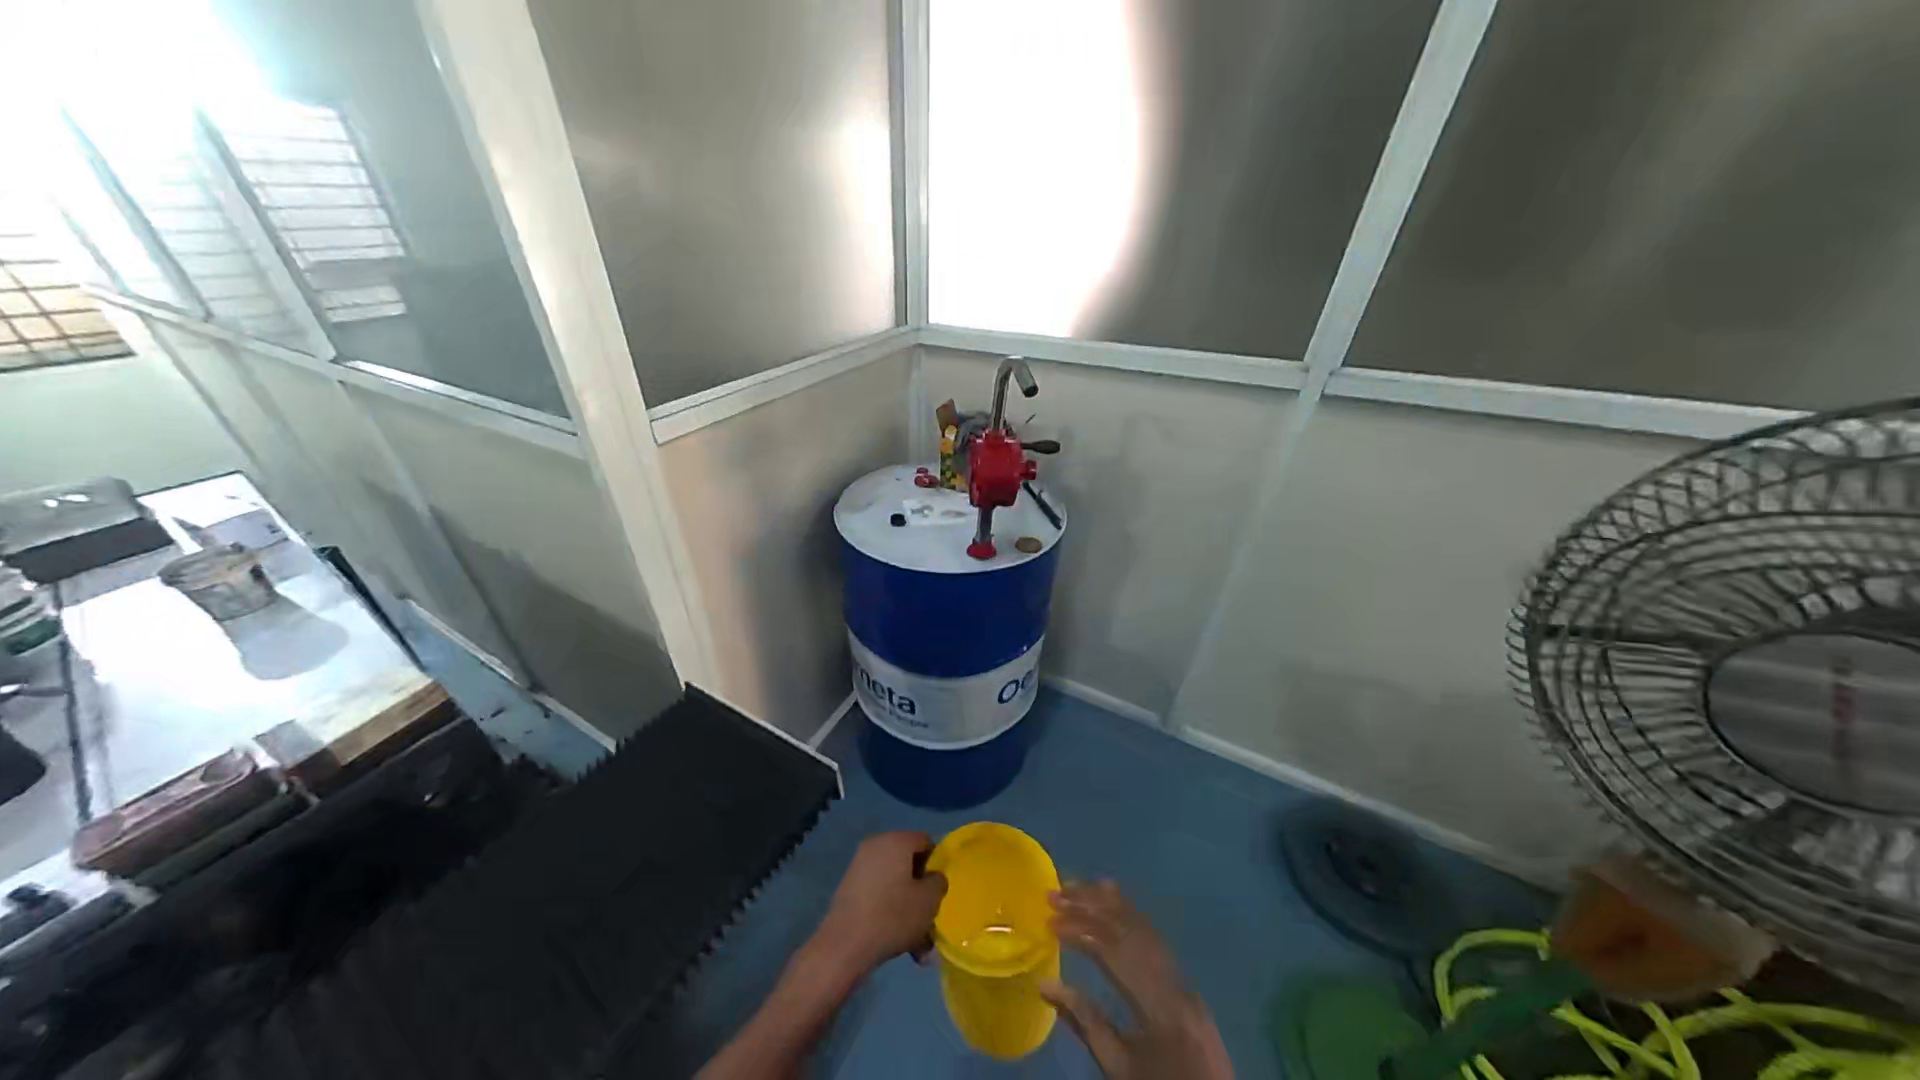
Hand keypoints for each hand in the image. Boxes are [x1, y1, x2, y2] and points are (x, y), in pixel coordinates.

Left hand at [809, 831, 947, 981]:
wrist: (844, 944)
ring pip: (894, 881)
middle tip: (929, 913)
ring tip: (917, 940)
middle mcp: (876, 845)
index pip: (925, 841)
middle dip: (921, 888)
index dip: (937, 863)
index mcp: (896, 840)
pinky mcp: (849, 887)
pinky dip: (890, 909)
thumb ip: (938, 882)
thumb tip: (933, 877)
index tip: (939, 889)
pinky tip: (898, 939)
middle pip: (908, 862)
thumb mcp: (928, 900)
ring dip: (907, 904)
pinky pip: (879, 892)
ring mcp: (859, 865)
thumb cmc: (893, 915)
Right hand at [1040, 881, 1233, 1079]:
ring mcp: (1183, 978)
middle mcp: (1175, 982)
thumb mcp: (1118, 1067)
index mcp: (1159, 1006)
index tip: (1050, 921)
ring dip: (1107, 904)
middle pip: (1130, 930)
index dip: (1081, 931)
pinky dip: (1128, 915)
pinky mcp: (1184, 982)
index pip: (1115, 953)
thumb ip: (1085, 1021)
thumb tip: (1046, 983)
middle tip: (1054, 895)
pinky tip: (1110, 902)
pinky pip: (1154, 938)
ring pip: (1143, 927)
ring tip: (1075, 888)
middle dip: (1090, 907)